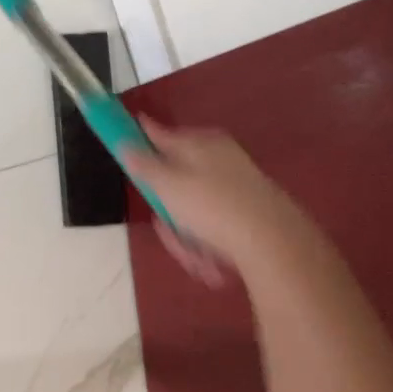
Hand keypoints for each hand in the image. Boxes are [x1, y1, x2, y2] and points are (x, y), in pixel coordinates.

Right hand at [120, 118, 317, 284]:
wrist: (273, 242)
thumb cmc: (213, 207)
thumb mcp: (166, 185)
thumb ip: (142, 164)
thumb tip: (124, 142)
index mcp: (200, 143)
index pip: (159, 133)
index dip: (138, 135)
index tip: (120, 140)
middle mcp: (218, 158)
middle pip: (173, 179)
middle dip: (165, 207)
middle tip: (165, 225)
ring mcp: (235, 183)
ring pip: (191, 205)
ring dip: (185, 232)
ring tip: (193, 252)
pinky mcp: (246, 209)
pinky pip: (212, 221)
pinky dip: (206, 239)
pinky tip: (210, 257)